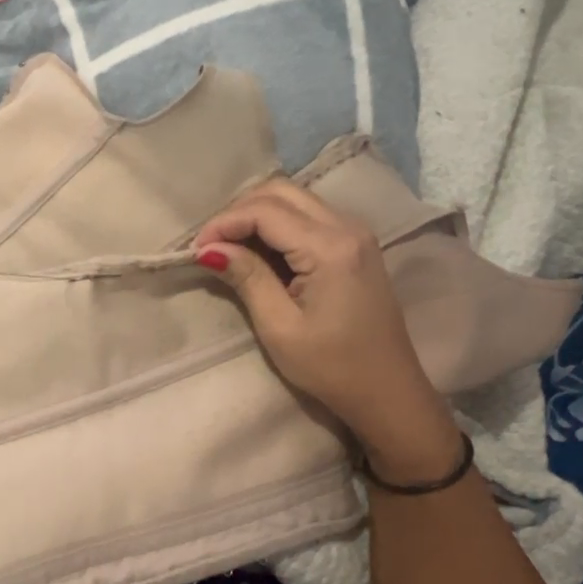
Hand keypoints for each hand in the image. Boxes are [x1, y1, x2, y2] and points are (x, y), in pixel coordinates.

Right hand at [193, 181, 459, 481]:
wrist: (386, 391)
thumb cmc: (331, 367)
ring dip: (257, 216)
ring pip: (295, 200)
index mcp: (331, 248)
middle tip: (210, 245)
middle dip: (238, 211)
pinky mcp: (355, 246)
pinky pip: (309, 216)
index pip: (265, 211)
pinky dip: (277, 225)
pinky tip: (257, 253)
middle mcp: (348, 227)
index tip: (195, 251)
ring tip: (228, 249)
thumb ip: (247, 278)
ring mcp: (356, 233)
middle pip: (281, 192)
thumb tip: (208, 249)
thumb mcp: (280, 328)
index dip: (223, 223)